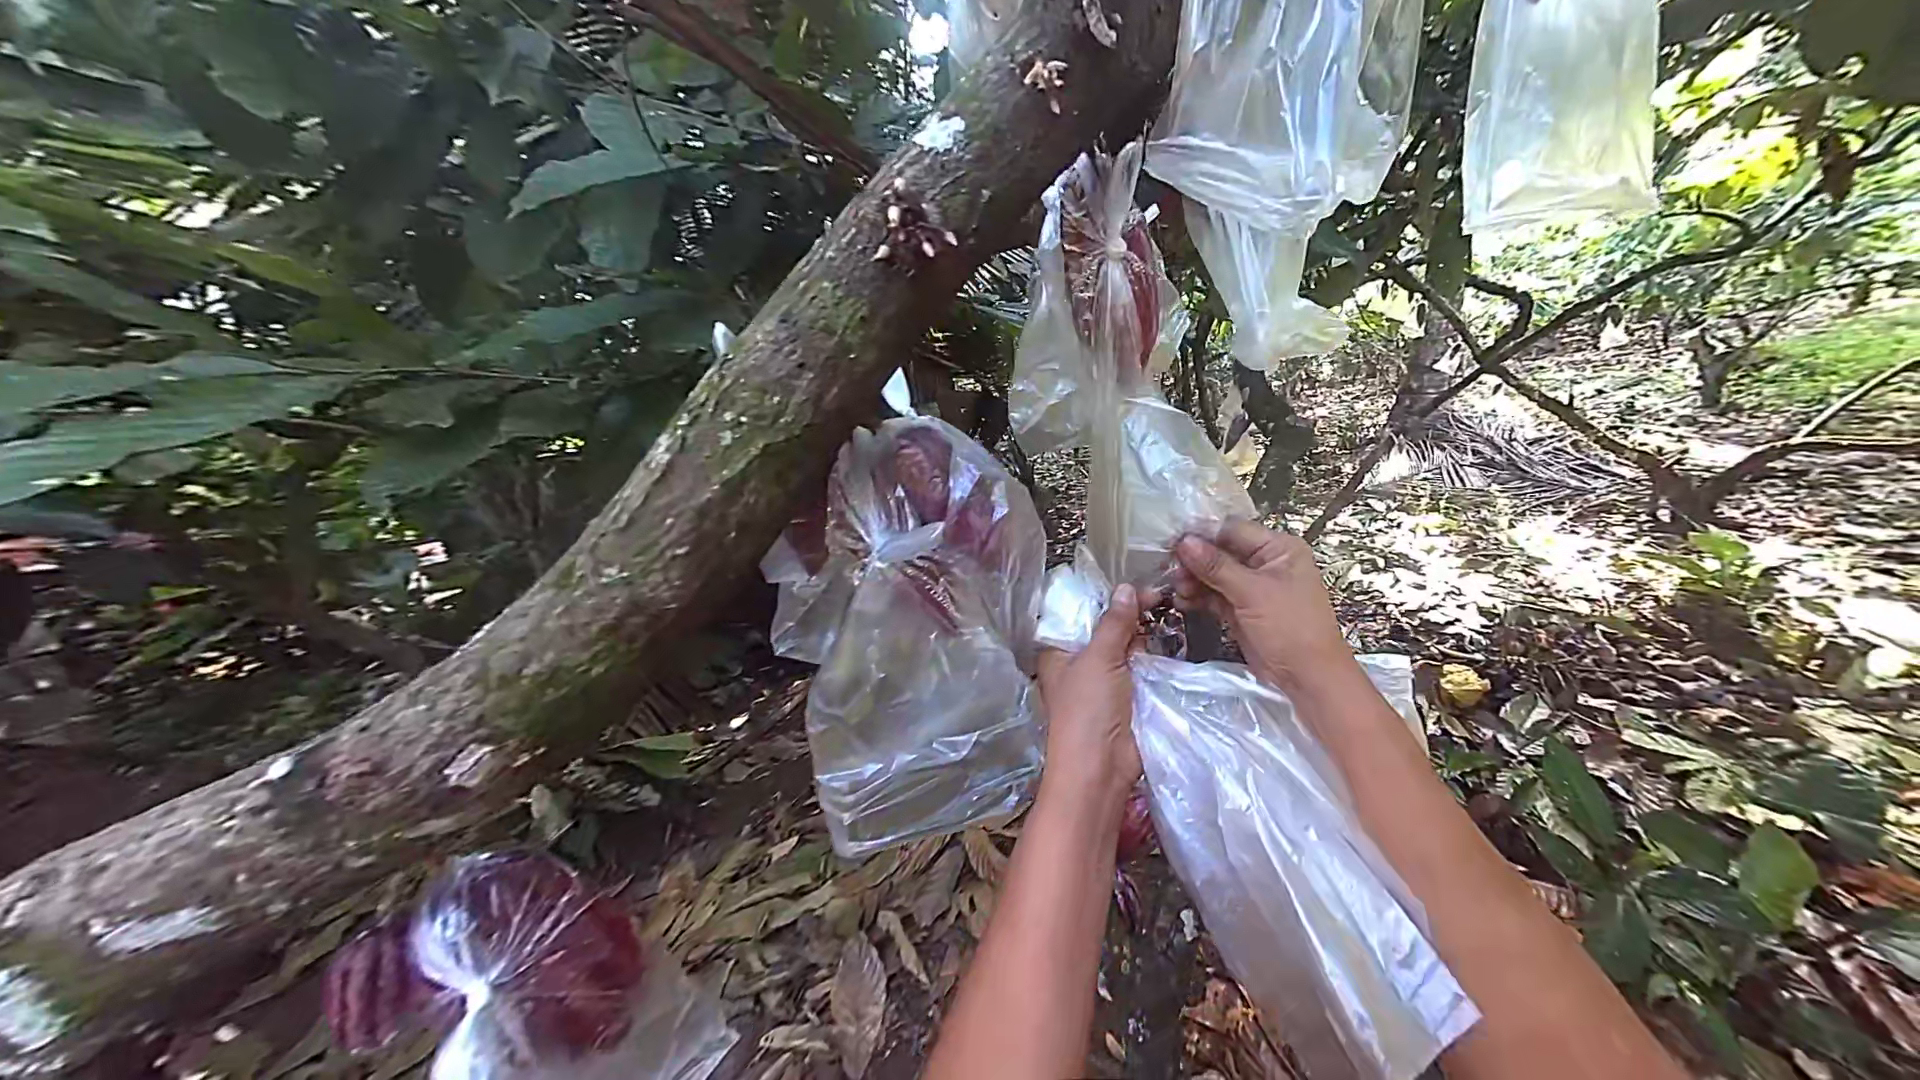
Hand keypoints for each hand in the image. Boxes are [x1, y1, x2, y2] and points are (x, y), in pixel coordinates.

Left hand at [1034, 582, 1151, 803]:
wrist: (1101, 768)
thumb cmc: (1088, 710)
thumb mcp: (1099, 659)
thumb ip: (1115, 623)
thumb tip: (1126, 589)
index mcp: (1059, 651)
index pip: (1079, 614)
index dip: (1104, 597)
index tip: (1133, 585)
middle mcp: (1078, 662)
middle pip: (1104, 628)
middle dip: (1128, 612)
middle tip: (1158, 595)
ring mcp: (1103, 680)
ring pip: (1124, 647)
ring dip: (1142, 633)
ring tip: (1166, 608)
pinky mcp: (1126, 696)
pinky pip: (1139, 667)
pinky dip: (1151, 654)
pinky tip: (1167, 636)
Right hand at [1171, 521, 1352, 693]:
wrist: (1307, 677)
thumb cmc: (1290, 627)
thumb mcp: (1252, 592)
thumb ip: (1216, 566)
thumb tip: (1184, 541)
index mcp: (1277, 549)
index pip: (1233, 531)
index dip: (1202, 536)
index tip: (1172, 544)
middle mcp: (1264, 563)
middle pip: (1220, 552)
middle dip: (1194, 561)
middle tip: (1169, 570)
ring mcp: (1252, 587)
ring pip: (1214, 575)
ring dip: (1193, 580)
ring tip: (1175, 589)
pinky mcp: (1241, 608)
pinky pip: (1214, 595)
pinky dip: (1198, 597)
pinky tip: (1181, 601)